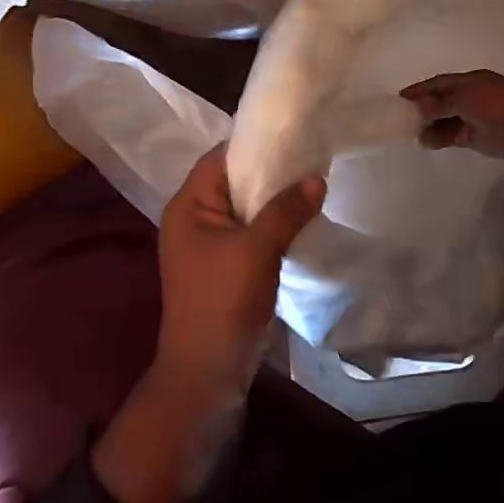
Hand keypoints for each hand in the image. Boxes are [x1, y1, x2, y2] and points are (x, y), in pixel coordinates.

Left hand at [154, 144, 325, 392]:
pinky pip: (251, 235)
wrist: (208, 368)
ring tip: (316, 184)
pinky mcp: (225, 267)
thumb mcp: (255, 250)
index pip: (220, 158)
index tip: (296, 134)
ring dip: (276, 202)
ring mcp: (209, 245)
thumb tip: (316, 178)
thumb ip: (285, 211)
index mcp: (187, 206)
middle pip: (234, 182)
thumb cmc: (223, 302)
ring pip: (246, 210)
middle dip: (272, 173)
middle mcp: (193, 219)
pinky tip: (304, 220)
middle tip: (315, 157)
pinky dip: (274, 226)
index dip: (256, 145)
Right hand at [400, 70, 503, 158]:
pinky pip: (450, 135)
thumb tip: (420, 106)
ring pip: (444, 120)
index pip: (440, 83)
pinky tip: (424, 142)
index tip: (401, 97)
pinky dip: (438, 138)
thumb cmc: (493, 104)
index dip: (421, 89)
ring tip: (412, 131)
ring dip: (429, 125)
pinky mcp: (473, 136)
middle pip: (441, 101)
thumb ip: (440, 103)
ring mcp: (472, 117)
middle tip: (403, 116)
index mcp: (471, 81)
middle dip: (423, 108)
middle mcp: (471, 97)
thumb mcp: (464, 97)